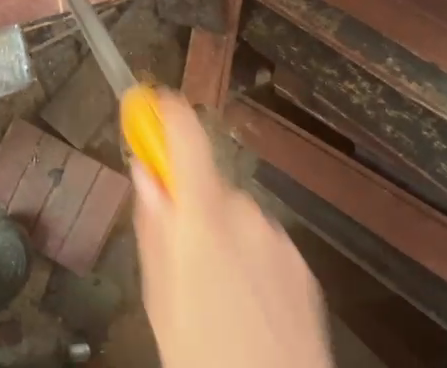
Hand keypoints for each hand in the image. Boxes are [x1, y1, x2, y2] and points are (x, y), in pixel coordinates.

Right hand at [132, 92, 332, 367]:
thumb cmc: (208, 354)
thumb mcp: (158, 294)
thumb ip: (153, 226)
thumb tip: (145, 176)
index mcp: (203, 216)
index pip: (186, 135)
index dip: (166, 111)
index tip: (149, 104)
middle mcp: (245, 214)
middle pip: (208, 183)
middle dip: (190, 206)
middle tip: (176, 253)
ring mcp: (278, 238)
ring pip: (236, 217)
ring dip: (221, 236)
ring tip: (213, 293)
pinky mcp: (301, 264)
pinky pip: (263, 242)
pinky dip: (249, 259)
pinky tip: (243, 303)